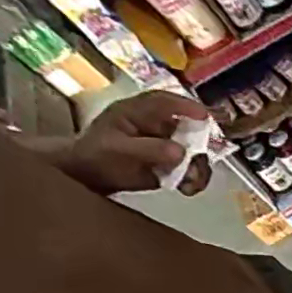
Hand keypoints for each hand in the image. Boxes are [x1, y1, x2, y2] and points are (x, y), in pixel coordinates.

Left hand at [57, 91, 211, 195]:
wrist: (87, 177)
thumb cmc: (96, 156)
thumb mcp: (117, 150)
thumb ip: (149, 149)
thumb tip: (181, 151)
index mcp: (137, 112)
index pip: (163, 102)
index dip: (185, 106)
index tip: (204, 115)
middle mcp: (156, 126)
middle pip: (187, 128)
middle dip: (199, 145)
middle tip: (201, 160)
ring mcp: (164, 145)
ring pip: (193, 152)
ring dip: (197, 167)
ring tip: (191, 182)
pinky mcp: (169, 165)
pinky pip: (189, 170)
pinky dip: (193, 180)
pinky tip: (187, 189)